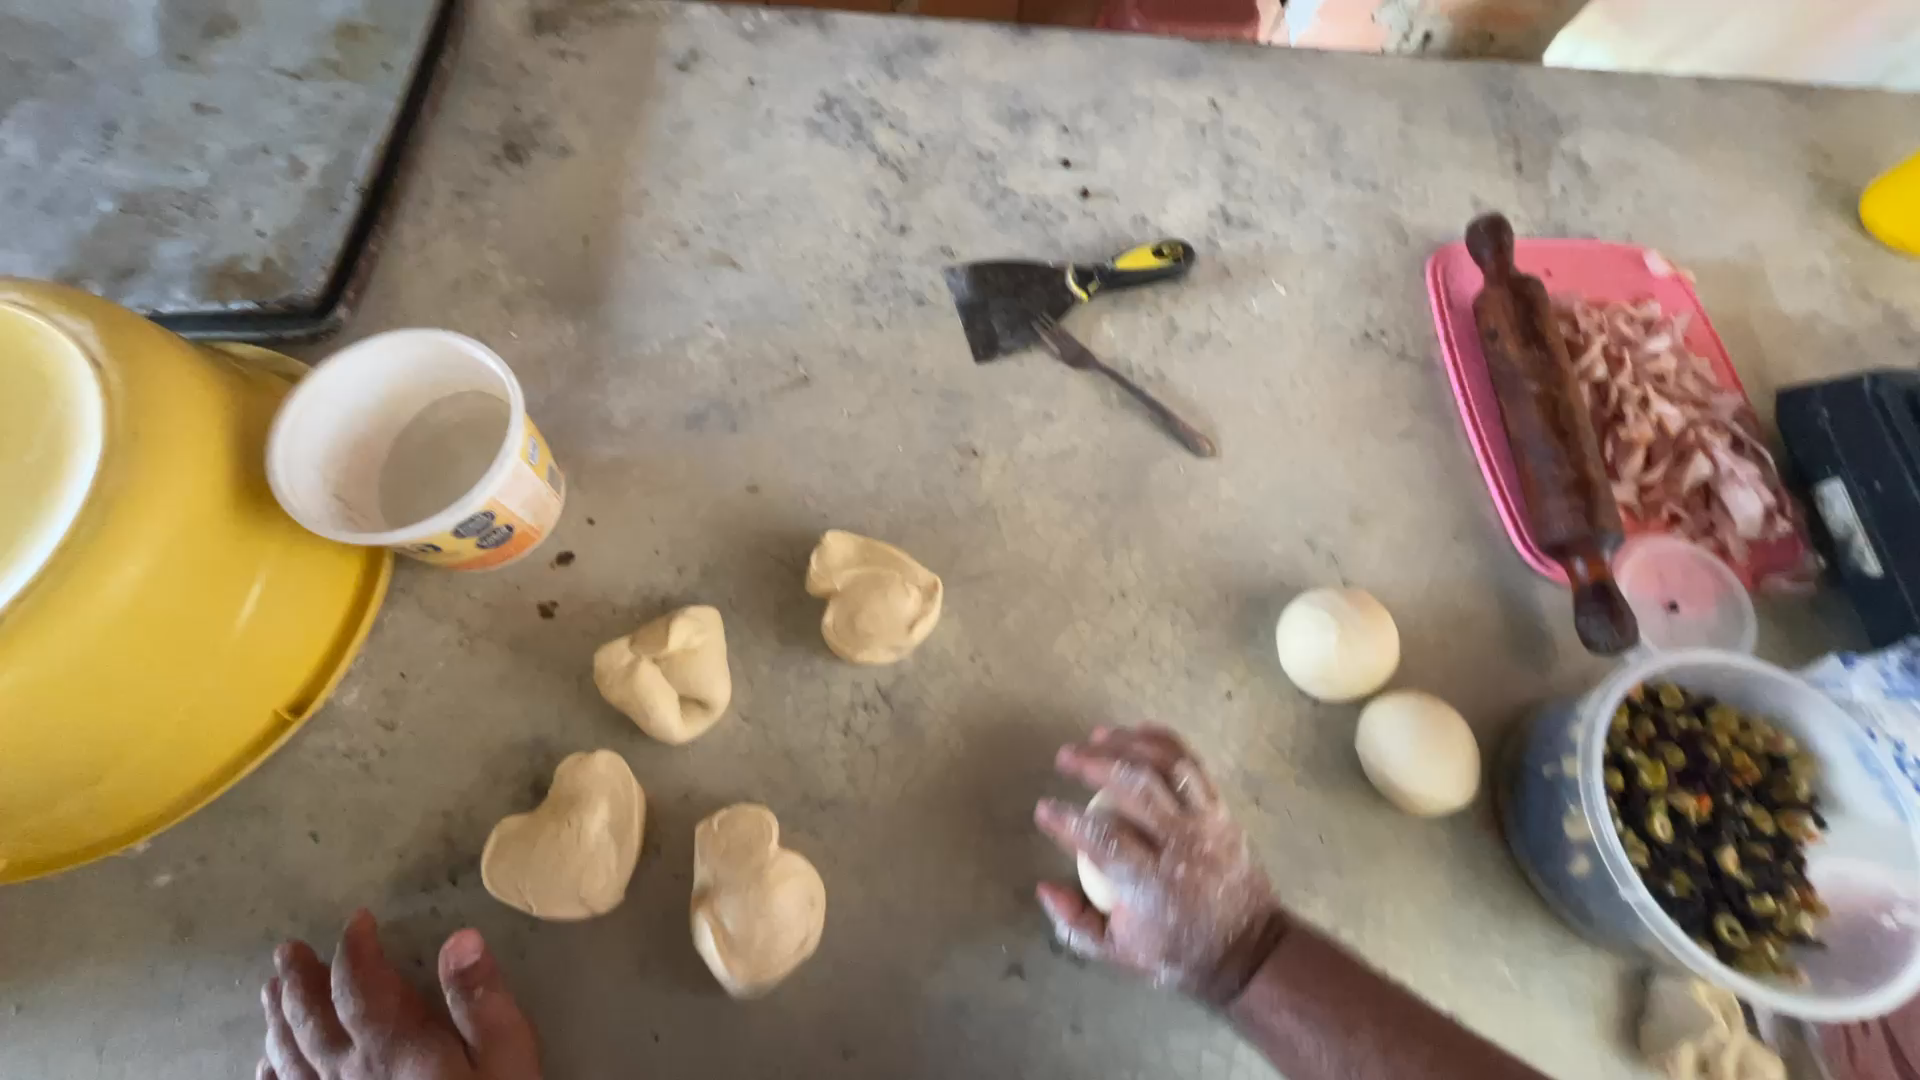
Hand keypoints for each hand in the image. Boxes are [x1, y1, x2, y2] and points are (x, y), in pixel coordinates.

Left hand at [257, 911, 540, 1079]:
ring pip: (292, 1059)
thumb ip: (481, 996)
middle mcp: (353, 1075)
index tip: (357, 919)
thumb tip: (461, 936)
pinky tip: (266, 1063)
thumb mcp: (506, 1049)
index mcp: (396, 1048)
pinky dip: (273, 1075)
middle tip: (286, 951)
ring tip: (270, 991)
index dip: (354, 951)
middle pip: (313, 1023)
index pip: (362, 989)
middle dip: (299, 983)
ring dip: (279, 1021)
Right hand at [1035, 725, 1285, 1005]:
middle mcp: (1180, 845)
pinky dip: (1163, 741)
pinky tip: (1135, 731)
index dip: (1068, 821)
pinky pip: (1192, 764)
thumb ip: (1077, 925)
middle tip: (1064, 757)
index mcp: (1152, 884)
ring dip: (1127, 744)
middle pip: (1135, 787)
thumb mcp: (1121, 954)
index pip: (1103, 840)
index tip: (1044, 809)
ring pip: (1165, 766)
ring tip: (1097, 736)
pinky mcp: (1221, 808)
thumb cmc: (1178, 951)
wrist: (1249, 949)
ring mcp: (1205, 822)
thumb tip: (1044, 885)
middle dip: (1094, 764)